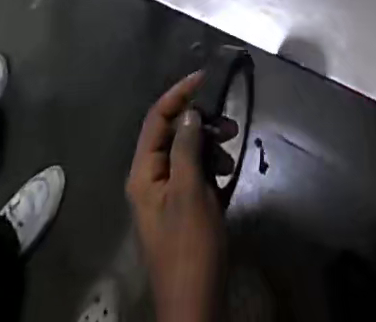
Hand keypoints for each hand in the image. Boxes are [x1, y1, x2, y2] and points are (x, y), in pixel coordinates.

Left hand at [127, 72, 231, 321]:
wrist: (195, 304)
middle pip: (173, 134)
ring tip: (231, 153)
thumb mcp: (190, 192)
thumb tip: (189, 112)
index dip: (178, 94)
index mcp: (143, 173)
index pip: (156, 119)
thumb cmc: (190, 247)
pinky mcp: (185, 209)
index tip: (204, 77)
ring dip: (210, 146)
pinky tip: (228, 172)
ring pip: (188, 153)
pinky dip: (212, 167)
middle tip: (229, 124)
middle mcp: (151, 179)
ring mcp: (168, 195)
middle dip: (200, 123)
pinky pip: (197, 174)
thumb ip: (187, 148)